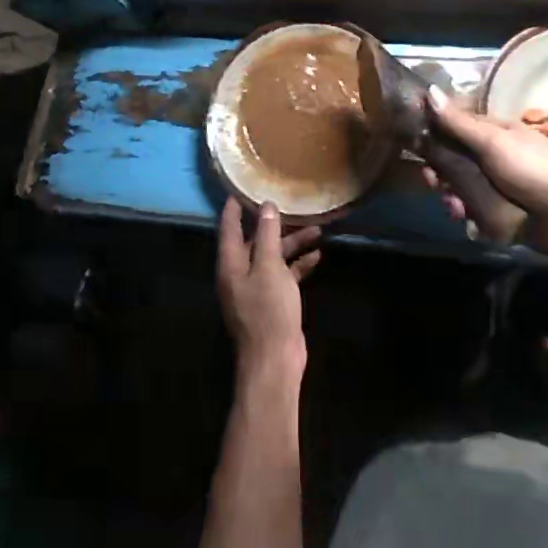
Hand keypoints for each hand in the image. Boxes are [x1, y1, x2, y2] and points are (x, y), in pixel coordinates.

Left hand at [215, 198, 319, 373]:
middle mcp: (240, 272)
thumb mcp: (269, 267)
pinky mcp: (273, 300)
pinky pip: (285, 274)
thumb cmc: (267, 310)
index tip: (242, 187)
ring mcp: (256, 287)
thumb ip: (266, 236)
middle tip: (291, 204)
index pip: (229, 227)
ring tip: (317, 229)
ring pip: (273, 257)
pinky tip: (318, 255)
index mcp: (231, 263)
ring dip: (292, 243)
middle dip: (274, 224)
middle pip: (254, 240)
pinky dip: (298, 265)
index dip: (235, 207)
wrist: (274, 360)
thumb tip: (266, 207)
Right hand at [428, 87, 547, 252]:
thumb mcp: (493, 142)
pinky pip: (473, 211)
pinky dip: (468, 216)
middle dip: (439, 173)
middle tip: (434, 184)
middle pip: (452, 160)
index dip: (433, 135)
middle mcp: (493, 156)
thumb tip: (429, 90)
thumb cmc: (534, 170)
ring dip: (452, 197)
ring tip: (457, 208)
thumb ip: (459, 122)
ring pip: (459, 188)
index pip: (453, 126)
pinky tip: (469, 221)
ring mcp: (497, 185)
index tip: (416, 147)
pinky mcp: (500, 211)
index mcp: (494, 132)